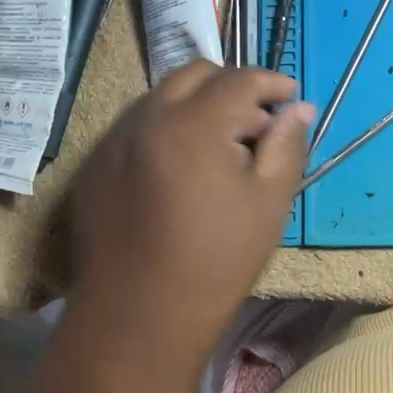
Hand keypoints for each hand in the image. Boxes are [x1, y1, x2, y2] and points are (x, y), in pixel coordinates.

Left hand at [66, 62, 313, 374]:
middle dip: (232, 86)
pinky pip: (136, 127)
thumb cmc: (215, 262)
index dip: (271, 82)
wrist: (138, 319)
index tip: (291, 96)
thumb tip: (298, 109)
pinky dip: (166, 129)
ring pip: (161, 97)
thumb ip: (286, 146)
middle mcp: (145, 118)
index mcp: (191, 124)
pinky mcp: (95, 166)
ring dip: (196, 105)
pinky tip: (181, 171)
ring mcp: (113, 140)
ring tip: (220, 147)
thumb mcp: (268, 203)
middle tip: (256, 121)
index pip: (238, 79)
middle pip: (195, 73)